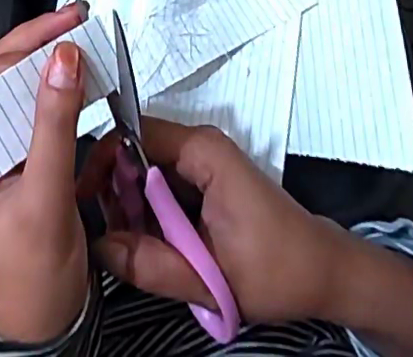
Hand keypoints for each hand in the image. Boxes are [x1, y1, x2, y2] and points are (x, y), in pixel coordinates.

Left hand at [0, 4, 90, 342]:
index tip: (62, 31)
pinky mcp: (17, 160)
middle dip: (33, 45)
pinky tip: (75, 78)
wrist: (41, 336)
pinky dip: (56, 94)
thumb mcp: (44, 203)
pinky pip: (33, 114)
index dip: (20, 50)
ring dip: (46, 64)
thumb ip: (52, 129)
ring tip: (75, 37)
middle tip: (71, 20)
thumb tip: (62, 62)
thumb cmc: (27, 282)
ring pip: (14, 92)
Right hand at [81, 119, 347, 322]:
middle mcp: (196, 144)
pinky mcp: (200, 176)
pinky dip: (146, 209)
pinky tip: (147, 240)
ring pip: (142, 168)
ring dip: (128, 203)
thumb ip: (153, 265)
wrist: (329, 276)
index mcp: (201, 150)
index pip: (130, 134)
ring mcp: (199, 159)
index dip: (102, 163)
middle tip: (108, 232)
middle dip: (114, 190)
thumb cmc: (281, 270)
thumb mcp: (214, 278)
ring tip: (128, 242)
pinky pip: (157, 182)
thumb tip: (98, 247)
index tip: (83, 198)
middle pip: (132, 150)